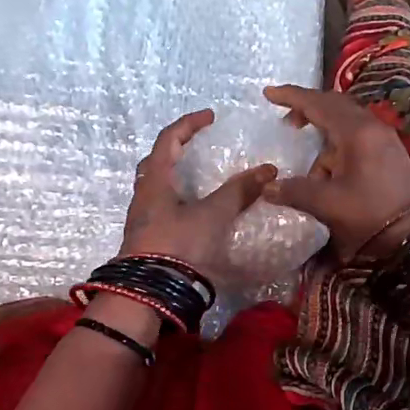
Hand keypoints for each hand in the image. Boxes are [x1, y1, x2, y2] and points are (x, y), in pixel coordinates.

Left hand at [120, 110, 276, 282]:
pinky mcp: (147, 240)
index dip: (189, 124)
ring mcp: (142, 220)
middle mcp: (143, 196)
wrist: (151, 293)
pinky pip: (162, 209)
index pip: (169, 139)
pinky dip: (179, 202)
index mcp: (155, 181)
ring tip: (201, 181)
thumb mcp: (213, 216)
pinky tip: (195, 213)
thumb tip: (267, 169)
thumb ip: (238, 192)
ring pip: (158, 188)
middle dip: (177, 150)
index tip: (210, 117)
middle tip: (197, 147)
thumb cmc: (179, 245)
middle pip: (157, 162)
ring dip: (177, 179)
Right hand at [258, 85, 409, 260]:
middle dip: (308, 113)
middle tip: (286, 124)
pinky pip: (356, 140)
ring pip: (345, 127)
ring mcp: (383, 139)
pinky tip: (330, 176)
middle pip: (334, 107)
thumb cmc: (371, 214)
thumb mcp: (328, 204)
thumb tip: (269, 187)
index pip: (319, 104)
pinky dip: (338, 151)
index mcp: (357, 132)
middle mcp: (372, 127)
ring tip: (311, 176)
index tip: (269, 94)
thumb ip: (296, 191)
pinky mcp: (389, 153)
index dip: (292, 97)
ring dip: (324, 145)